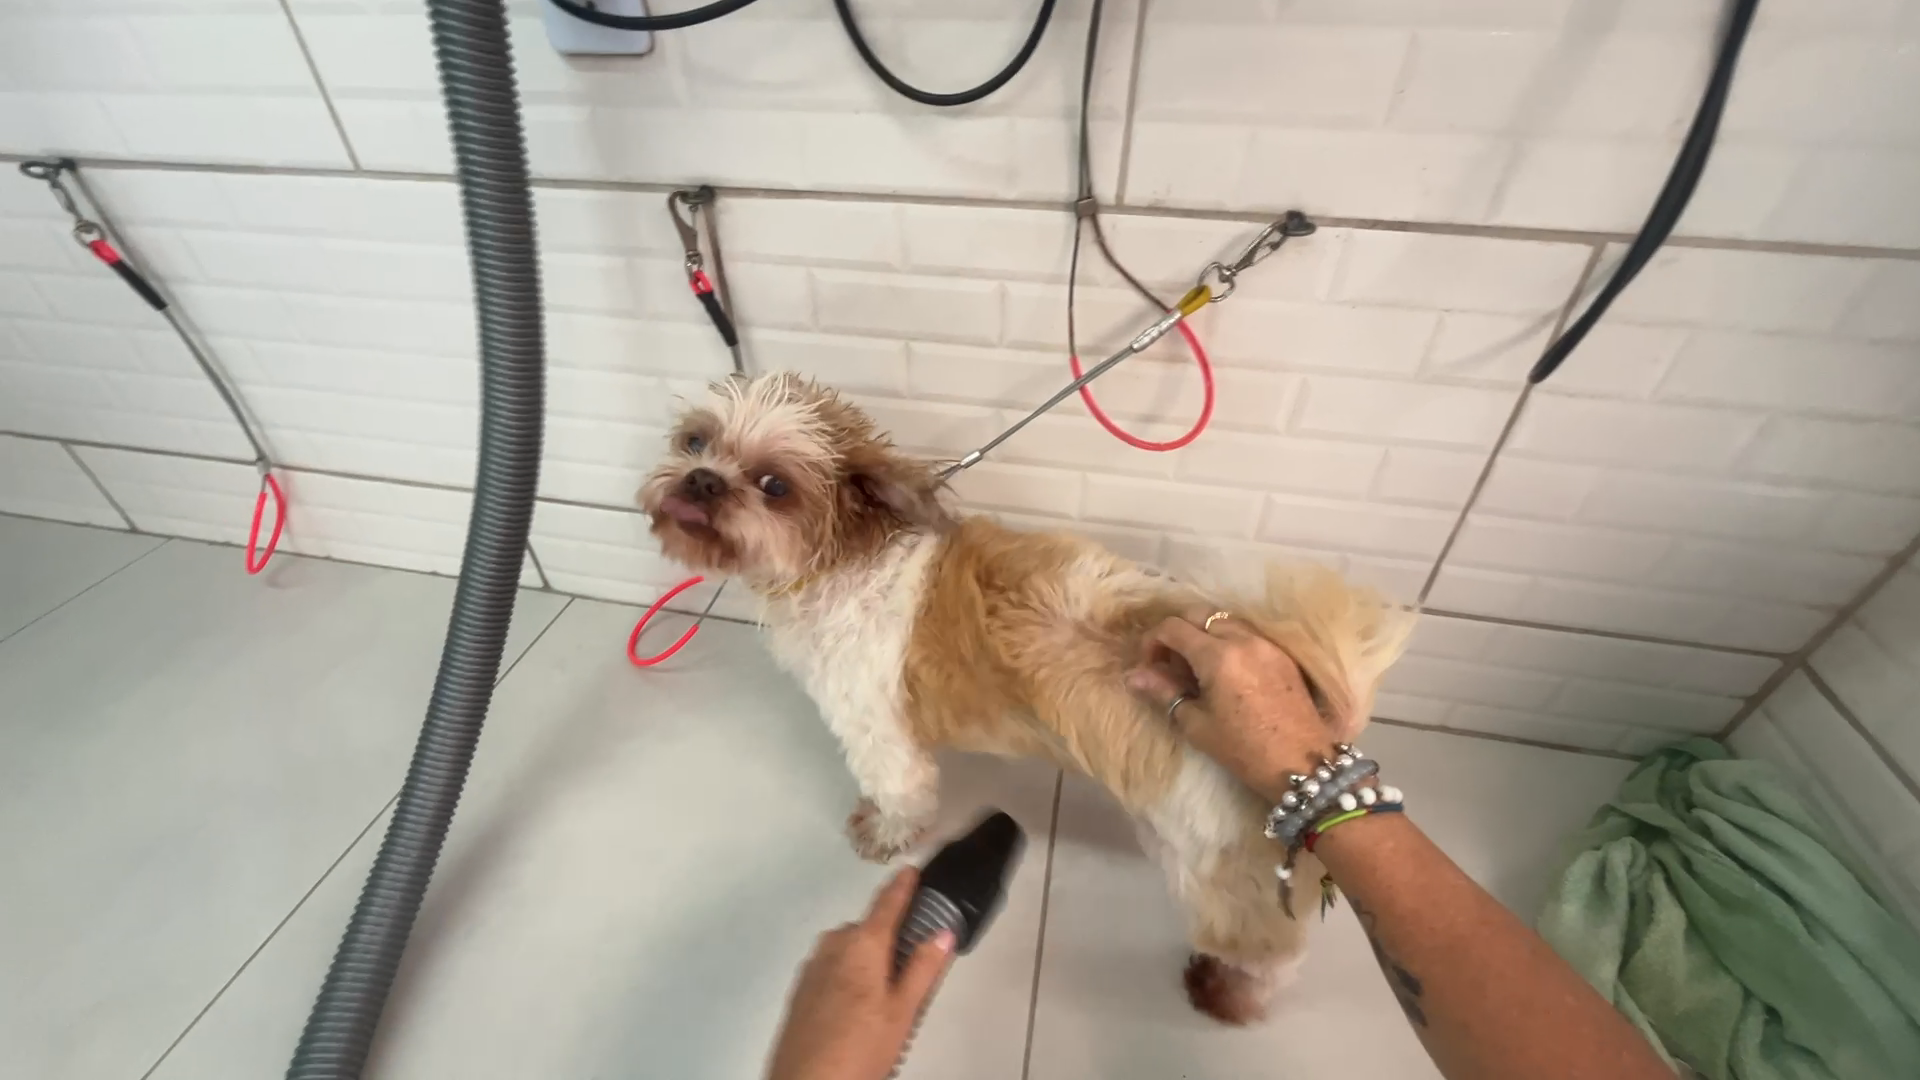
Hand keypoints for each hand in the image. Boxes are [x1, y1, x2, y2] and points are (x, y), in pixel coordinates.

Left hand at [766, 868, 955, 1079]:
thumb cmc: (860, 1050)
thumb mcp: (902, 1014)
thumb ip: (923, 968)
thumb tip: (944, 931)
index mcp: (862, 943)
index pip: (888, 902)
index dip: (902, 885)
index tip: (912, 868)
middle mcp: (834, 943)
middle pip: (868, 930)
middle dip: (887, 941)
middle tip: (905, 974)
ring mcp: (812, 965)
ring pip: (848, 950)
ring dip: (865, 961)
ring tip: (879, 1003)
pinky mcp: (799, 989)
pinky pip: (831, 968)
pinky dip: (845, 976)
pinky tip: (852, 1012)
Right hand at [1124, 606, 1341, 801]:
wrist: (1304, 765)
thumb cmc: (1243, 749)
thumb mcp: (1196, 723)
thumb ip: (1163, 691)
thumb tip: (1132, 676)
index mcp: (1217, 655)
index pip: (1172, 628)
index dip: (1152, 641)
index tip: (1148, 666)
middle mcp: (1242, 638)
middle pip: (1197, 614)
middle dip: (1176, 632)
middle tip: (1170, 664)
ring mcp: (1265, 643)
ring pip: (1222, 620)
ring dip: (1202, 633)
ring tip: (1197, 666)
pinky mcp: (1281, 653)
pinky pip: (1245, 632)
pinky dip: (1226, 639)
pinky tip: (1224, 670)